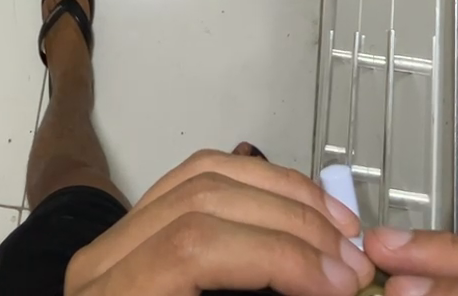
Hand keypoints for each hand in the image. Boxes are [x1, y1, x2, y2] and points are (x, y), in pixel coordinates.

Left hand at [65, 149, 376, 295]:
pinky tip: (299, 202)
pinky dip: (258, 181)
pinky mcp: (141, 218)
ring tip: (339, 228)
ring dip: (284, 193)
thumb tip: (329, 291)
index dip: (276, 256)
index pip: (195, 247)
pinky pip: (201, 174)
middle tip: (353, 262)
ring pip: (205, 173)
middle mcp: (104, 257)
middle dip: (292, 223)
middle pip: (204, 200)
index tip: (339, 286)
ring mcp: (118, 231)